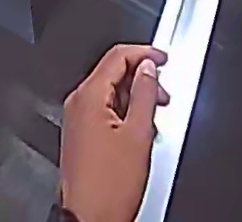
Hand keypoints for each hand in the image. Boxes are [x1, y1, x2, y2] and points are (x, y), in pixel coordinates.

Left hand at [61, 44, 168, 221]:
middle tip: (163, 93)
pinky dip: (125, 112)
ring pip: (111, 92)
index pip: (118, 55)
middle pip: (114, 72)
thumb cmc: (108, 189)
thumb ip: (145, 93)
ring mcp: (77, 119)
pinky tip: (140, 131)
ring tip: (155, 116)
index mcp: (89, 96)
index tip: (163, 57)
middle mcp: (79, 103)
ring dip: (136, 97)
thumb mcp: (137, 134)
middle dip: (142, 78)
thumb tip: (148, 68)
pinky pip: (105, 109)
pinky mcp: (81, 135)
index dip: (144, 52)